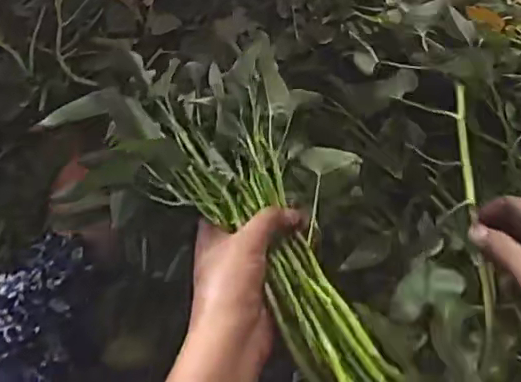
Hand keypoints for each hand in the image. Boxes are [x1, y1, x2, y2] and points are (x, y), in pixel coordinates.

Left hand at [167, 208, 303, 381]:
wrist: (234, 339)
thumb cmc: (228, 282)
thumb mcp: (246, 240)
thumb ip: (268, 219)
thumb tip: (295, 211)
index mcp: (211, 233)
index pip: (226, 204)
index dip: (245, 193)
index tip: (267, 181)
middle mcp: (227, 248)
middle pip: (252, 225)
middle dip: (273, 216)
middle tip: (294, 201)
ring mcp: (246, 269)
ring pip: (269, 246)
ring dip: (286, 238)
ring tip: (306, 220)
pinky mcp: (264, 289)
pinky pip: (281, 268)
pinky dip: (294, 260)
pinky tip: (309, 246)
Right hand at [471, 198, 520, 381]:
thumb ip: (503, 248)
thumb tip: (473, 228)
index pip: (517, 204)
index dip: (491, 208)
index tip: (468, 221)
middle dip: (497, 226)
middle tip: (473, 239)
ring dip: (507, 245)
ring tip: (484, 256)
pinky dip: (520, 261)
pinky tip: (508, 275)